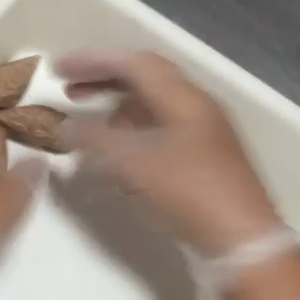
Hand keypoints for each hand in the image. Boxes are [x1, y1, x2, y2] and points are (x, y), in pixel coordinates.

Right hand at [56, 50, 280, 256]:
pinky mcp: (201, 156)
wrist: (240, 238)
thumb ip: (93, 139)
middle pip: (145, 78)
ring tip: (87, 122)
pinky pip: (159, 127)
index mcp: (183, 98)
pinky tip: (114, 149)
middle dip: (103, 80)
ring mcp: (202, 131)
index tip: (58, 69)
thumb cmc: (187, 192)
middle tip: (68, 90)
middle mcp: (196, 106)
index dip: (93, 61)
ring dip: (116, 106)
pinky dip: (130, 129)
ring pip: (152, 104)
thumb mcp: (131, 163)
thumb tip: (65, 126)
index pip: (134, 63)